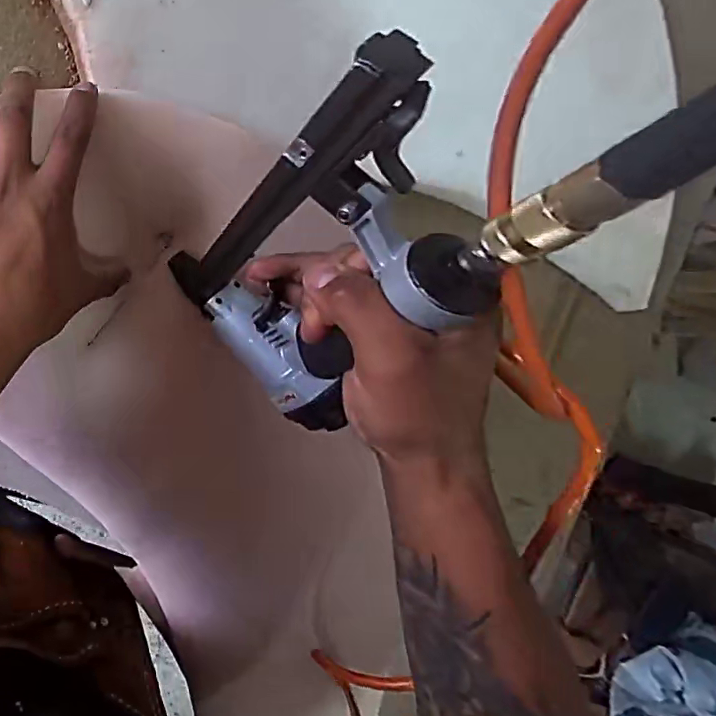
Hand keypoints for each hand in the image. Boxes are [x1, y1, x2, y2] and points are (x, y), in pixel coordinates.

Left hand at [0, 70, 127, 364]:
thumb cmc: (31, 308)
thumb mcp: (80, 289)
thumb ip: (106, 274)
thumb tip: (128, 272)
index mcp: (49, 196)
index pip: (73, 137)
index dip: (83, 107)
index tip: (85, 90)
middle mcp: (8, 180)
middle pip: (14, 114)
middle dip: (20, 86)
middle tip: (22, 76)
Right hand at [243, 246, 497, 472]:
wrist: (423, 461)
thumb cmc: (420, 418)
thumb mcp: (391, 358)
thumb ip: (359, 308)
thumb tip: (319, 273)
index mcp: (448, 294)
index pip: (386, 255)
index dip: (343, 269)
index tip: (311, 289)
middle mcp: (428, 296)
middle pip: (360, 266)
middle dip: (320, 286)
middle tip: (305, 321)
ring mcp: (404, 313)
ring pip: (346, 282)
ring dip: (307, 288)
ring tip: (267, 287)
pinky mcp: (384, 330)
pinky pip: (344, 304)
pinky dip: (313, 303)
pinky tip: (287, 303)